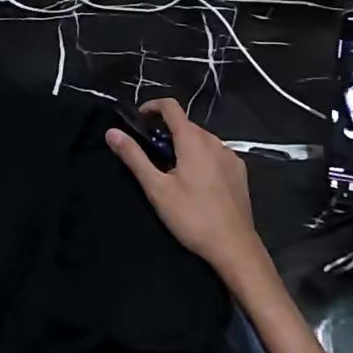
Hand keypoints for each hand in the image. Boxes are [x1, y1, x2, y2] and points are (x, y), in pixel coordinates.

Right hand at [106, 98, 266, 281]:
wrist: (234, 245)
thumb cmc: (192, 216)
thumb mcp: (157, 188)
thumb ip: (135, 157)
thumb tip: (112, 132)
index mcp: (193, 139)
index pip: (171, 107)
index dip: (152, 107)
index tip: (139, 118)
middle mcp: (214, 140)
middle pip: (186, 125)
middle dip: (167, 132)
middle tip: (151, 155)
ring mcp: (230, 155)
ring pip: (202, 140)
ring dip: (185, 146)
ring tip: (172, 172)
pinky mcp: (240, 170)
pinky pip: (216, 154)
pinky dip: (202, 158)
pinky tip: (197, 183)